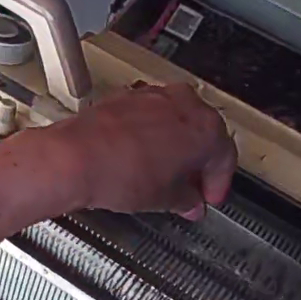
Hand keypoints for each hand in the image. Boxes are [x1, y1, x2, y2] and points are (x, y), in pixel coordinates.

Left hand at [25, 83, 236, 218]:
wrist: (75, 158)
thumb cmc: (119, 172)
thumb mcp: (164, 199)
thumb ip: (187, 200)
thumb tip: (190, 202)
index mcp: (206, 128)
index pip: (225, 157)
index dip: (219, 183)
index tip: (209, 197)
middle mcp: (184, 104)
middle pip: (204, 135)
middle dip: (199, 164)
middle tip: (192, 189)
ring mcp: (155, 96)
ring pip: (178, 123)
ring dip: (176, 149)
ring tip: (165, 178)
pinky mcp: (128, 97)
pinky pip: (152, 118)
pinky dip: (154, 138)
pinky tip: (142, 162)